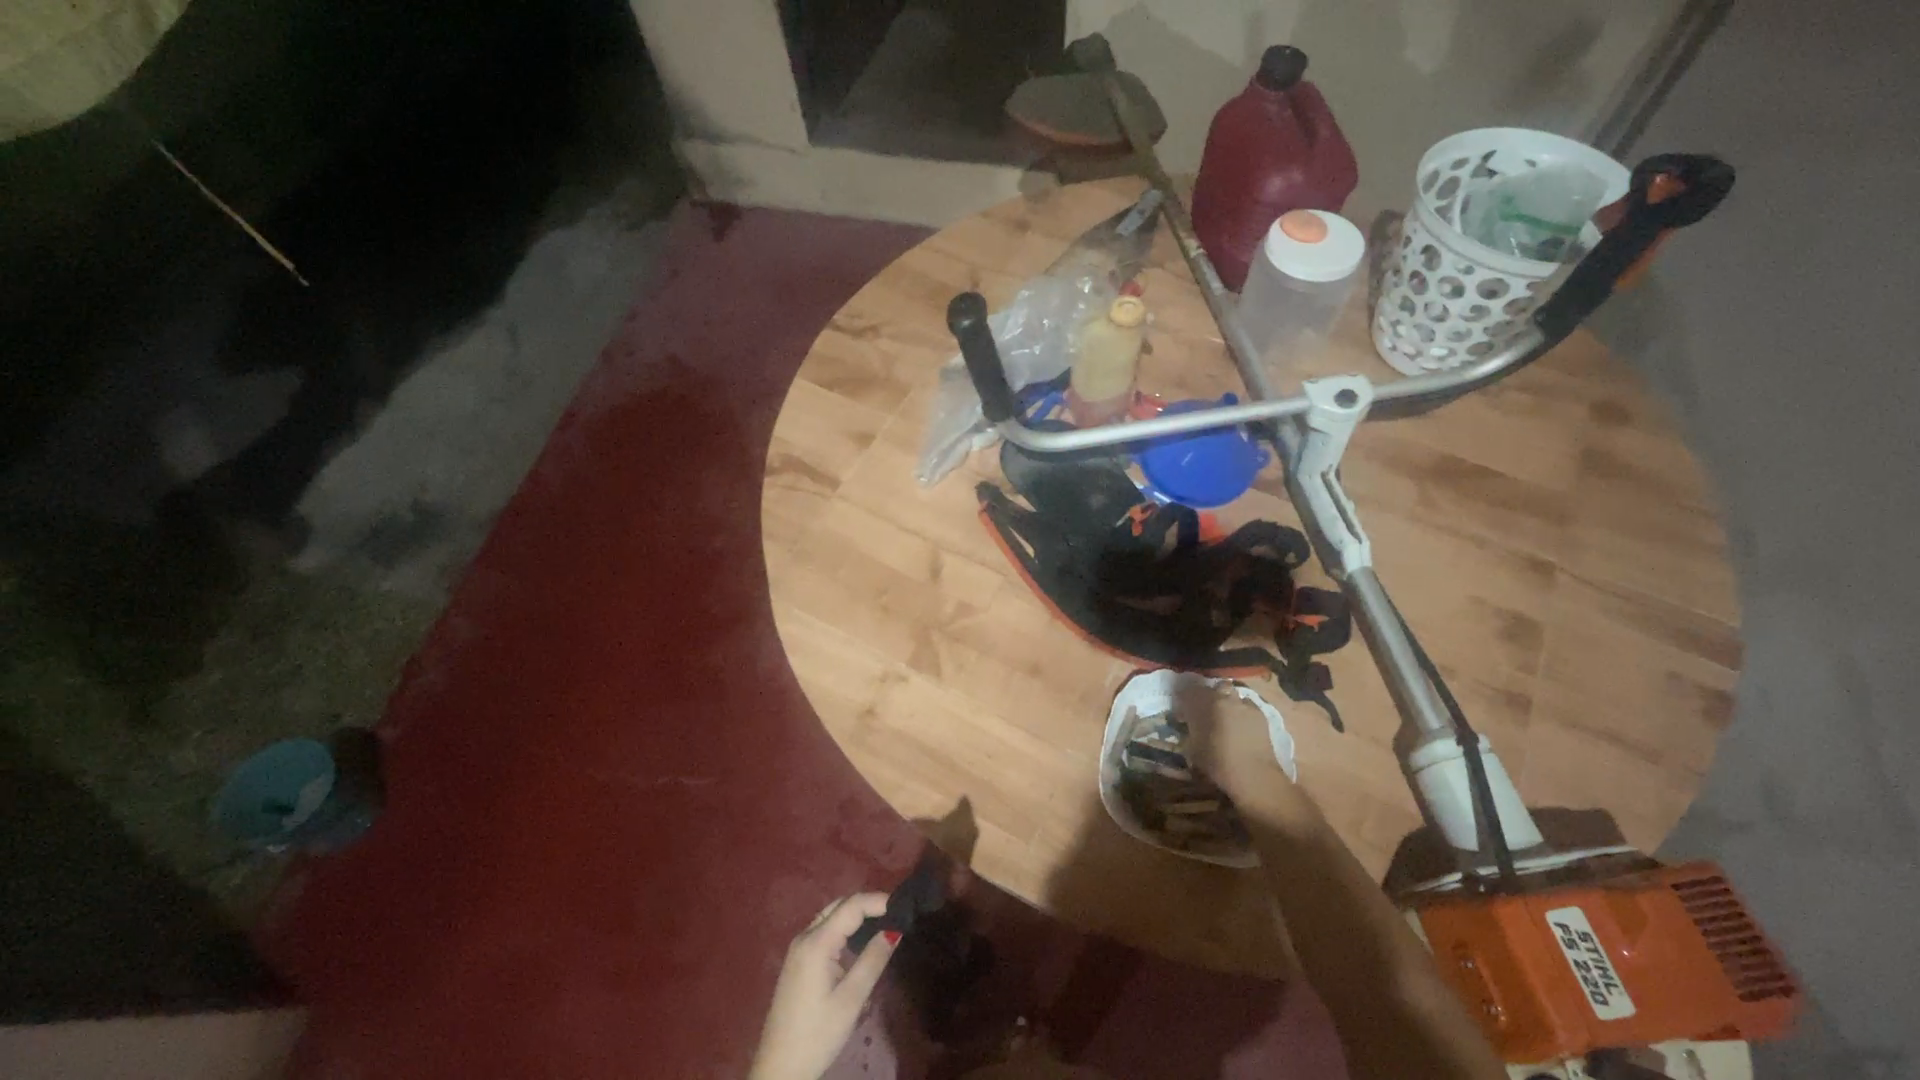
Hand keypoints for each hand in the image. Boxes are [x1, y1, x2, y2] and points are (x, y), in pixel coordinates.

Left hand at [748, 893, 896, 1079]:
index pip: (851, 906)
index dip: (878, 901)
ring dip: (855, 916)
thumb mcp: (851, 999)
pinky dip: (844, 930)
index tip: (905, 906)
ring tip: (884, 924)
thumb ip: (873, 960)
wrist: (779, 1068)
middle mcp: (804, 938)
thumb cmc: (817, 1034)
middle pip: (839, 906)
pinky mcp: (797, 963)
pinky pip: (823, 933)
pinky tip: (860, 944)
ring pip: (830, 918)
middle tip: (897, 914)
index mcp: (816, 943)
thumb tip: (894, 929)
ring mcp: (797, 950)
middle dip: (868, 905)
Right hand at [1182, 693, 1291, 805]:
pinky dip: (1240, 710)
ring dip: (1225, 701)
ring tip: (1223, 716)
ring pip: (1232, 694)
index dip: (1182, 699)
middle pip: (1213, 688)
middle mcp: (1225, 698)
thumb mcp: (1194, 748)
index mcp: (1205, 704)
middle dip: (1207, 696)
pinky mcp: (1261, 714)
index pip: (1189, 691)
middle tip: (1203, 711)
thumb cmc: (1218, 762)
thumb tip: (1189, 723)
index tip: (1181, 712)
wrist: (1254, 775)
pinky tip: (1240, 724)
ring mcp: (1245, 704)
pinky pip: (1246, 705)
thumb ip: (1191, 730)